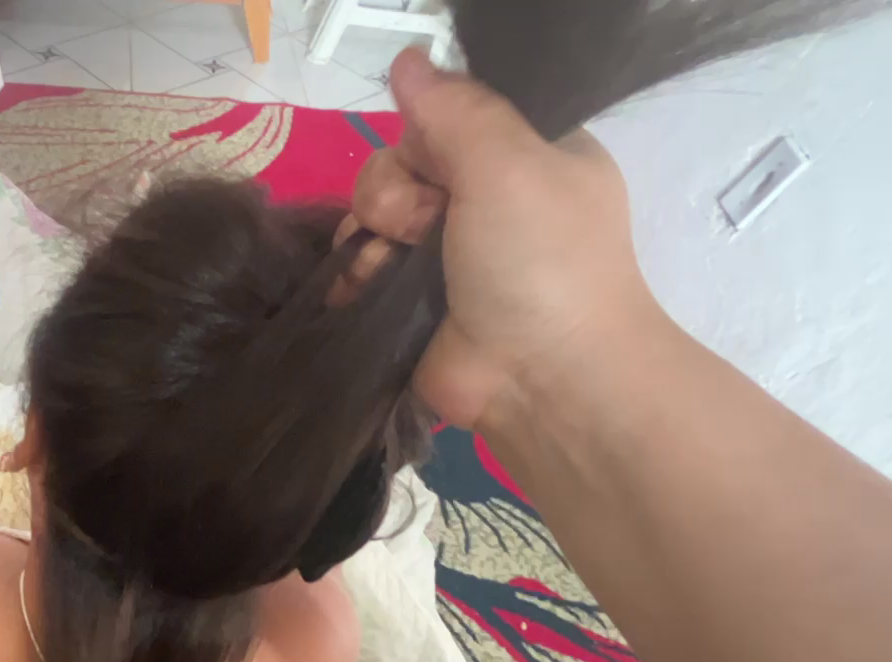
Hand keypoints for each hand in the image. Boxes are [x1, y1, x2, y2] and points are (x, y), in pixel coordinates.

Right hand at [340, 49, 671, 429]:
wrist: (533, 374)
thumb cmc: (538, 263)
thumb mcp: (509, 166)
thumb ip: (454, 112)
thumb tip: (407, 58)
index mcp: (521, 153)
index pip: (441, 120)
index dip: (420, 141)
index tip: (437, 174)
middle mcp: (478, 197)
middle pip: (396, 167)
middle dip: (391, 197)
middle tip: (422, 229)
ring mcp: (440, 251)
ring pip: (370, 217)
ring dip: (368, 240)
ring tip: (387, 269)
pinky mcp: (407, 297)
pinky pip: (360, 265)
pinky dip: (353, 274)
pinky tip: (359, 289)